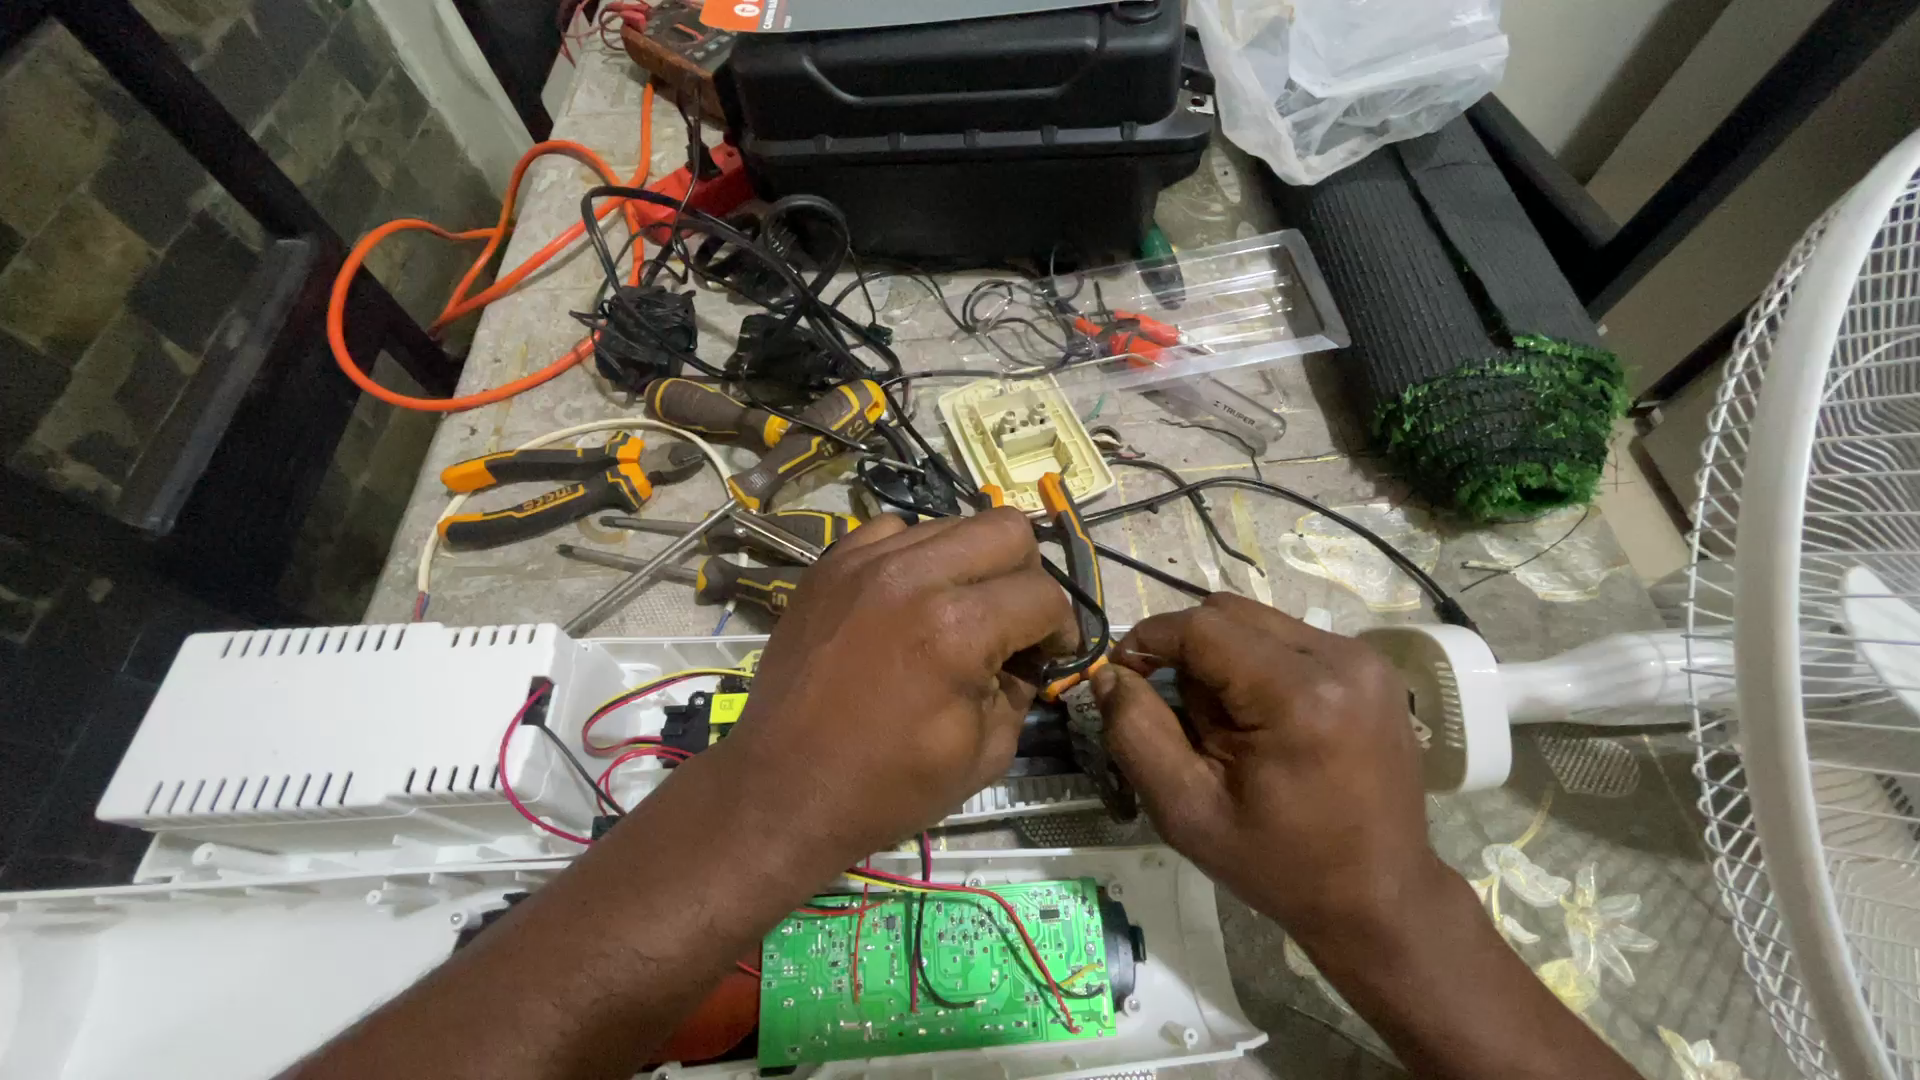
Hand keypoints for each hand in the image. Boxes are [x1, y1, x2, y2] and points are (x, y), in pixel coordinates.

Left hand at [700, 509, 1074, 875]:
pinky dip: (914, 557)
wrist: (783, 788)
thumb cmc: (887, 785)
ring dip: (970, 564)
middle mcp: (914, 576)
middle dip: (1026, 574)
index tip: (1050, 652)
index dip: (1061, 627)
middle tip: (1012, 618)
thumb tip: (1028, 655)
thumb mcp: (985, 753)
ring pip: (950, 523)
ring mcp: (864, 563)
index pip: (1042, 595)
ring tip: (957, 609)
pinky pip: (892, 531)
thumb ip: (1021, 689)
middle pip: (1006, 528)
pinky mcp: (829, 565)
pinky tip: (907, 599)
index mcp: (958, 628)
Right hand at [1092, 593, 1443, 944]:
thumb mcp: (1186, 811)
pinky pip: (1287, 637)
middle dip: (1186, 651)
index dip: (1149, 641)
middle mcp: (1341, 659)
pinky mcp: (1371, 667)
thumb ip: (1136, 733)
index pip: (1201, 627)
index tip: (1123, 677)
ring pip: (1256, 620)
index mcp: (1300, 696)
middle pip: (1228, 612)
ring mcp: (1364, 659)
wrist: (1380, 898)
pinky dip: (1255, 663)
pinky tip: (1260, 718)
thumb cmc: (1279, 864)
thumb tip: (1108, 673)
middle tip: (1180, 714)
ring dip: (1220, 657)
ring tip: (1225, 723)